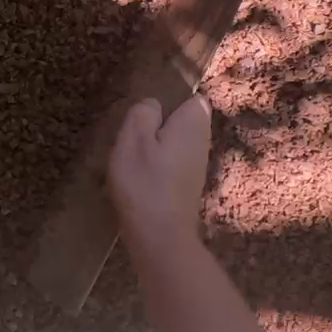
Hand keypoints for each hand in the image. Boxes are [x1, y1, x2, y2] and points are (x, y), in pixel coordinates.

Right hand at [109, 95, 211, 252]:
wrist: (159, 234)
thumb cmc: (144, 181)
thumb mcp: (133, 139)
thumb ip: (143, 113)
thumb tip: (153, 104)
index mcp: (192, 125)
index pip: (192, 99)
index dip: (170, 98)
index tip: (144, 109)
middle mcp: (202, 142)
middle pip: (183, 120)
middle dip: (160, 121)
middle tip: (130, 130)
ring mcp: (196, 165)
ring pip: (175, 141)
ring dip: (155, 142)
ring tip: (129, 151)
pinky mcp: (187, 183)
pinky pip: (171, 160)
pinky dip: (156, 161)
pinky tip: (138, 172)